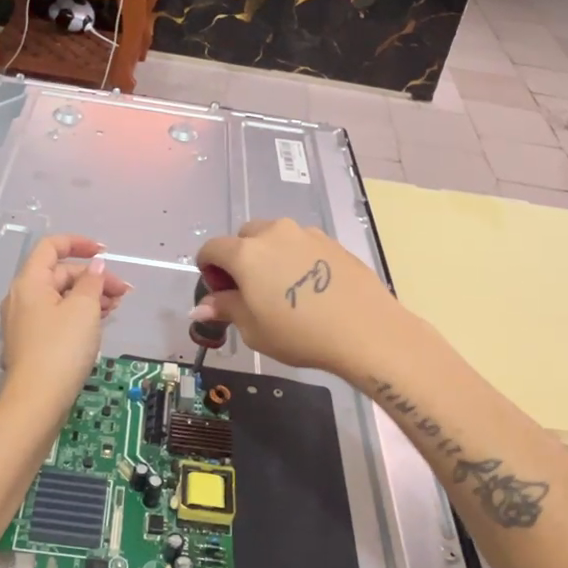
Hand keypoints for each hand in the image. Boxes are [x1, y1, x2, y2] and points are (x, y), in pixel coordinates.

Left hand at [0, 235, 131, 408]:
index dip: (78, 243)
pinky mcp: (30, 342)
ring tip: (115, 308)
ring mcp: (24, 321)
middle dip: (93, 278)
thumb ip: (92, 282)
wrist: (37, 400)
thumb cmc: (62, 348)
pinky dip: (78, 314)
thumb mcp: (84, 309)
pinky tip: (98, 324)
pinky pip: (56, 316)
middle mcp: (21, 297)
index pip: (51, 247)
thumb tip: (95, 267)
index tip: (105, 252)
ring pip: (60, 297)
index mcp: (29, 282)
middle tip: (122, 293)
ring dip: (89, 297)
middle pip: (59, 274)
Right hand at [192, 219, 408, 376]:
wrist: (366, 330)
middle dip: (239, 258)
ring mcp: (305, 234)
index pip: (212, 249)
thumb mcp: (254, 330)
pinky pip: (301, 245)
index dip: (208, 270)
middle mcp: (273, 233)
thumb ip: (226, 309)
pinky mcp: (331, 242)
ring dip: (269, 256)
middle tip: (250, 291)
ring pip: (275, 237)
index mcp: (246, 253)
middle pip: (244, 236)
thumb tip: (201, 307)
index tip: (219, 293)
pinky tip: (310, 288)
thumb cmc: (300, 334)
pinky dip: (295, 259)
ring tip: (284, 289)